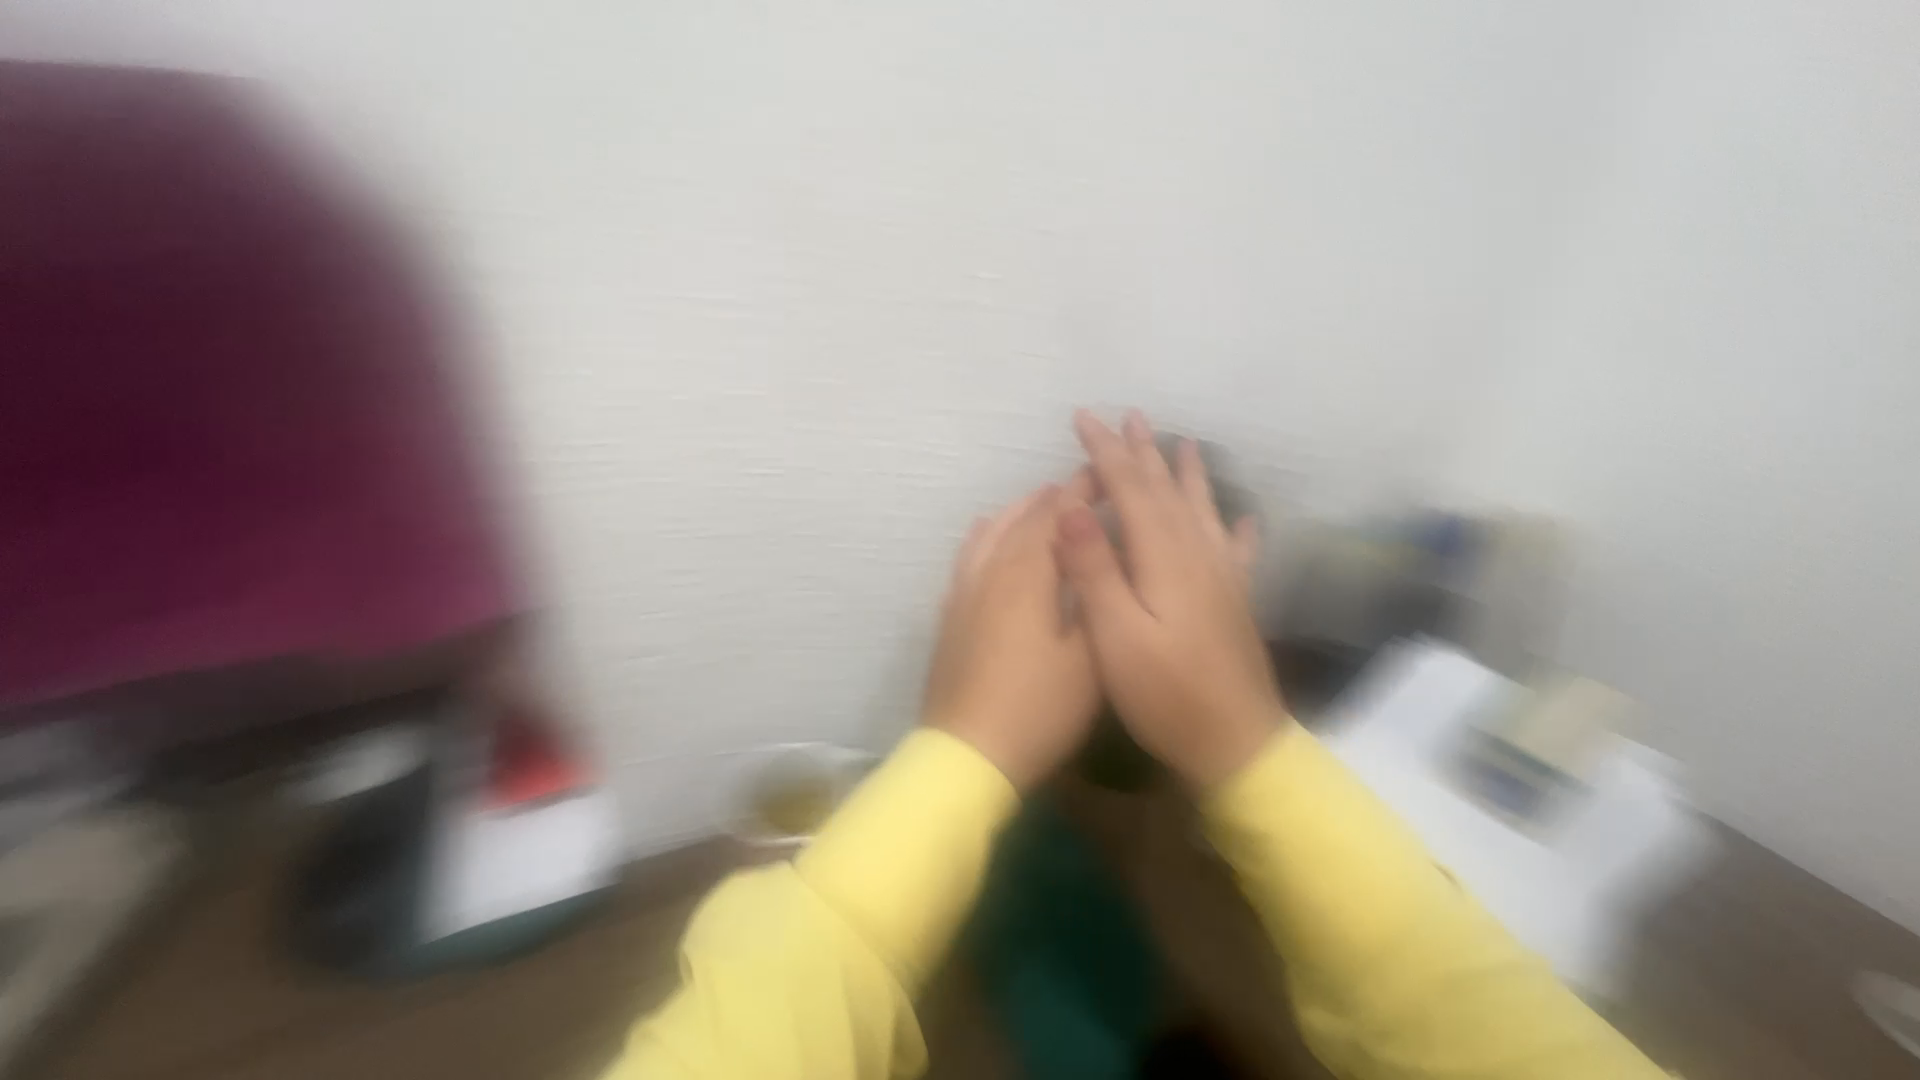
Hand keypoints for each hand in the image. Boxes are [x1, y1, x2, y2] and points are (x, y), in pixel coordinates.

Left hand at [923, 483, 1100, 791]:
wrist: (968, 752)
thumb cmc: (1039, 707)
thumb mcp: (1089, 657)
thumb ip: (1095, 595)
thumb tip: (1097, 550)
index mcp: (1026, 574)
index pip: (1056, 516)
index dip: (1082, 492)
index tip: (1107, 477)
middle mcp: (990, 571)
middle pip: (1021, 519)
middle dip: (1053, 498)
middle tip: (1081, 487)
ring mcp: (963, 592)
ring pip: (990, 533)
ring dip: (1018, 512)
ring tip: (1039, 502)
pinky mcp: (950, 615)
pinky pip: (967, 557)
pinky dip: (984, 535)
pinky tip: (985, 534)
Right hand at [1056, 410, 1291, 787]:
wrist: (1237, 743)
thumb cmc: (1166, 694)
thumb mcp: (1115, 636)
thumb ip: (1094, 570)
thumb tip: (1072, 507)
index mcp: (1164, 557)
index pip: (1131, 490)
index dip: (1106, 453)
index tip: (1084, 418)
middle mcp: (1197, 555)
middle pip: (1167, 491)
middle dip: (1142, 453)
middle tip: (1127, 416)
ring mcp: (1222, 578)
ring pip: (1201, 510)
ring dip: (1186, 475)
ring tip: (1182, 443)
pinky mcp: (1235, 602)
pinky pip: (1236, 551)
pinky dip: (1236, 529)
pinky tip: (1243, 520)